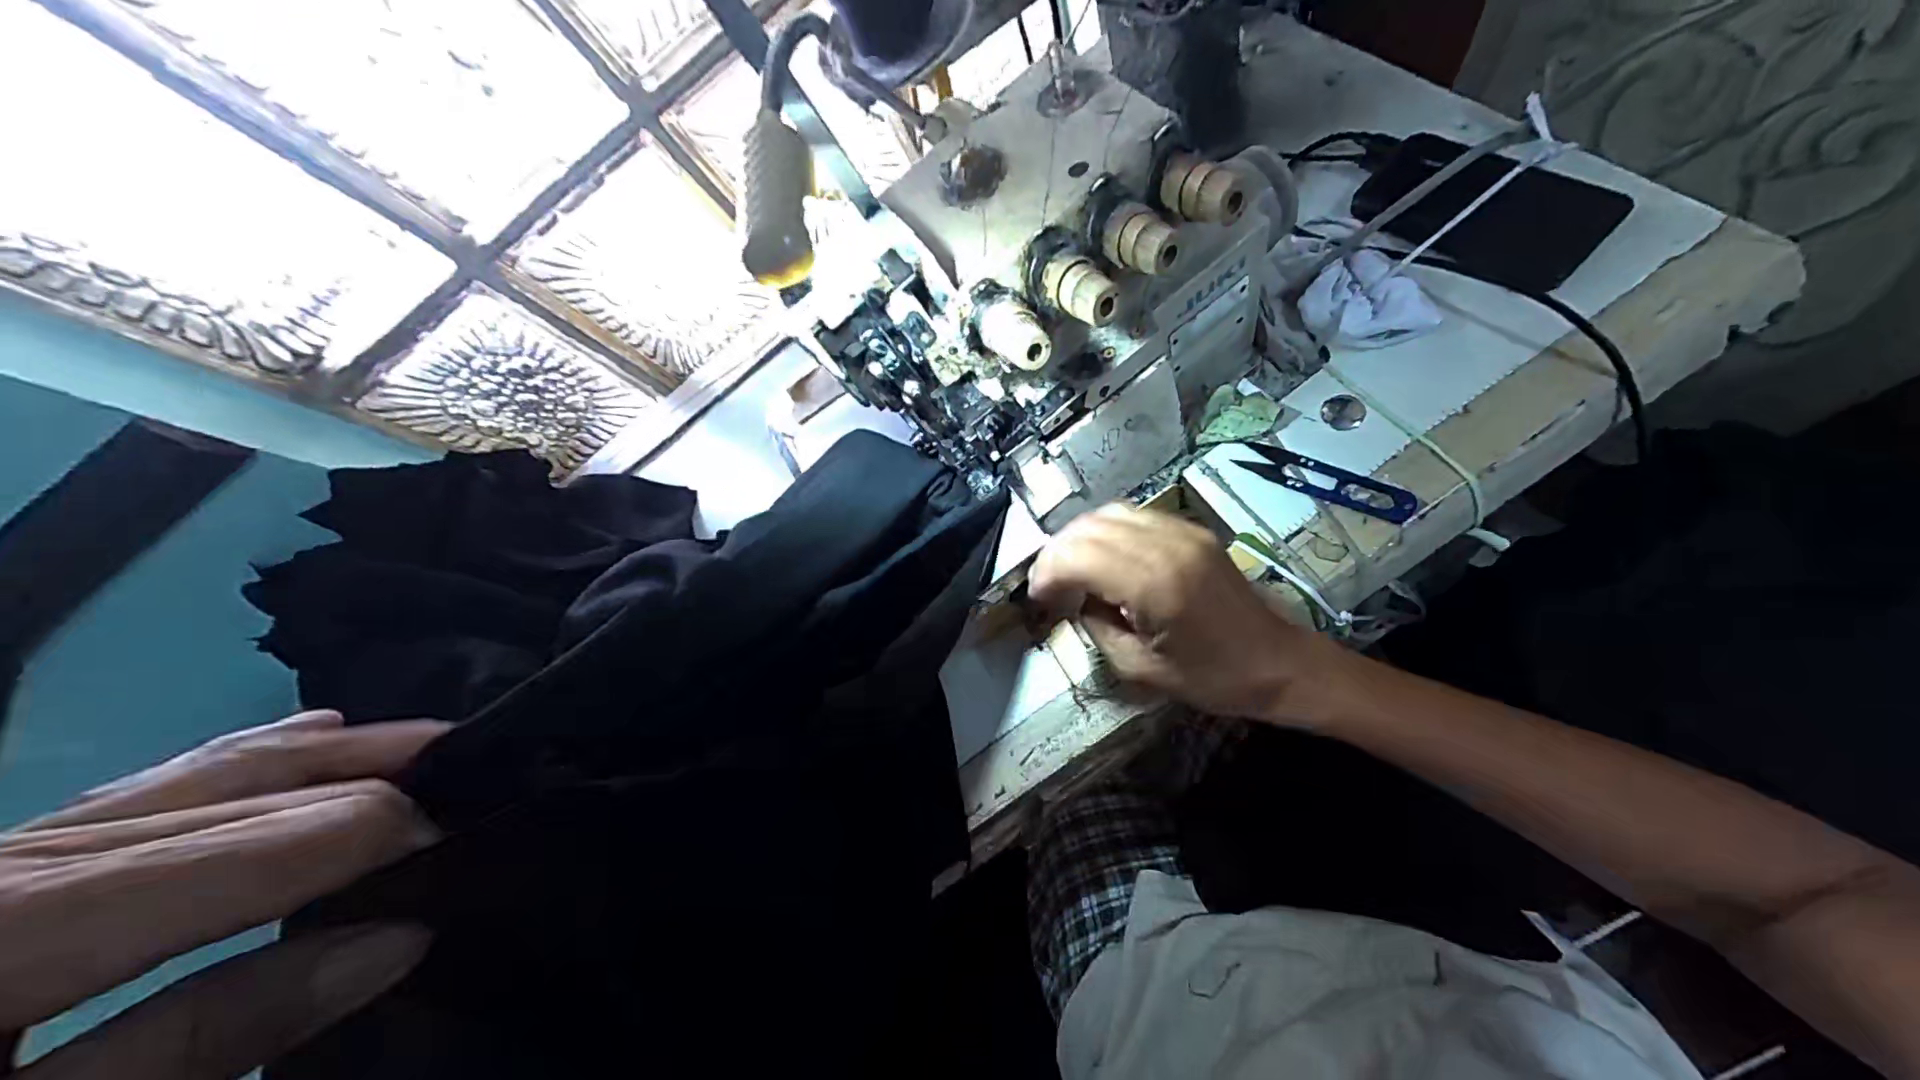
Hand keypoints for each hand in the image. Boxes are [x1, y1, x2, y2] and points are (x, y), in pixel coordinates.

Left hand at [0, 710, 449, 1078]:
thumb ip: (214, 1036)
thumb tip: (395, 937)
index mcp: (21, 925)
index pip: (270, 846)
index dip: (387, 835)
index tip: (476, 839)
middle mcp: (23, 855)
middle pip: (250, 790)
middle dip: (379, 778)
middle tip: (485, 764)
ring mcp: (15, 843)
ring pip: (209, 768)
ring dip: (334, 752)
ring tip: (427, 738)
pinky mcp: (14, 852)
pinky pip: (157, 780)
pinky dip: (251, 753)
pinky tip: (310, 729)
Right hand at [1030, 504, 1336, 722]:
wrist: (1278, 662)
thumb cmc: (1211, 677)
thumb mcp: (1138, 667)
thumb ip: (1095, 625)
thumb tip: (1073, 597)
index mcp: (1153, 585)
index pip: (1076, 556)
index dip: (1046, 575)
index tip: (1039, 600)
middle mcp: (1166, 545)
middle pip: (1086, 528)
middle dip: (1056, 555)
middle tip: (1048, 587)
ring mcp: (1181, 531)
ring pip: (1107, 514)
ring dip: (1078, 539)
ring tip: (1070, 570)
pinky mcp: (1191, 528)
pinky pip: (1133, 515)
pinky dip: (1105, 531)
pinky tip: (1102, 557)